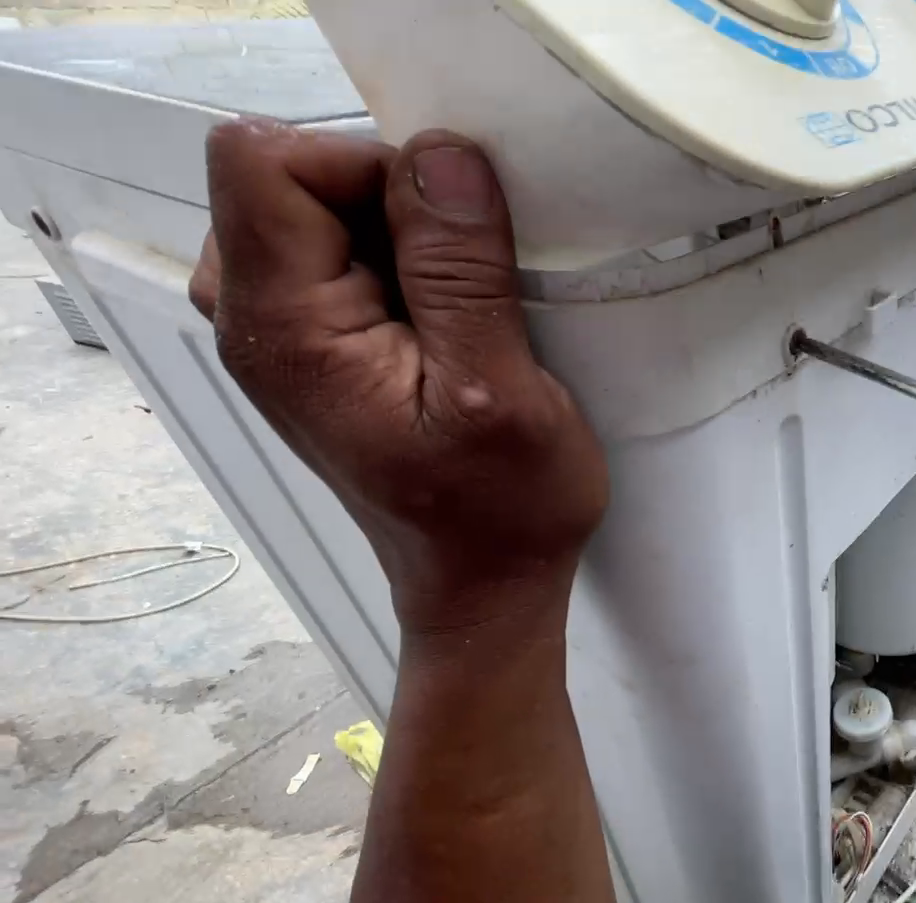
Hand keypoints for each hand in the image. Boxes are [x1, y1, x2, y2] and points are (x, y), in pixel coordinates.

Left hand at [189, 119, 607, 634]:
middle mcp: (256, 317)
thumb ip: (464, 279)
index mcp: (286, 329)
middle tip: (481, 280)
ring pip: (319, 214)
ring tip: (473, 302)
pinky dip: (405, 263)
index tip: (464, 235)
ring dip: (406, 235)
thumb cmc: (507, 508)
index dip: (372, 168)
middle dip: (397, 203)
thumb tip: (443, 156)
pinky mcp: (321, 348)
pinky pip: (343, 257)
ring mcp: (284, 333)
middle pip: (289, 179)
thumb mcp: (503, 395)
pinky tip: (454, 319)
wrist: (486, 582)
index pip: (271, 164)